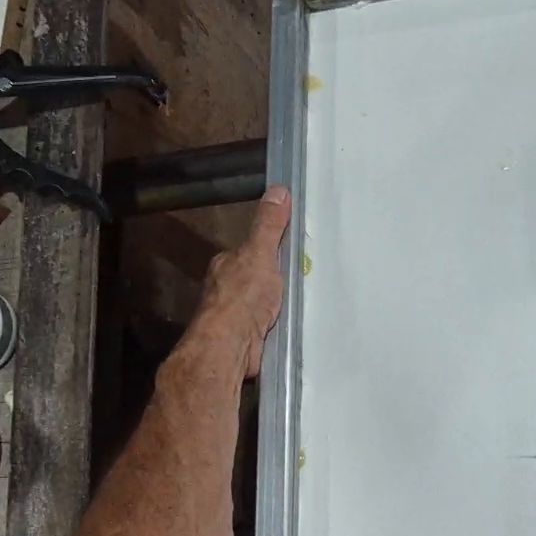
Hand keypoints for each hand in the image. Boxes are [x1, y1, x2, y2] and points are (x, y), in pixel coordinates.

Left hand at [193, 185, 290, 378]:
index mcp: (227, 265)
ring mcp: (236, 316)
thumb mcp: (260, 253)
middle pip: (259, 277)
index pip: (252, 250)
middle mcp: (227, 289)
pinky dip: (281, 325)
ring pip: (264, 303)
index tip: (296, 251)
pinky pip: (268, 325)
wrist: (231, 346)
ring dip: (281, 304)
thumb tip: (279, 189)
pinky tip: (296, 325)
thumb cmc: (243, 297)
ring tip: (307, 302)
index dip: (272, 249)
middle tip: (308, 278)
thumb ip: (269, 225)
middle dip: (279, 280)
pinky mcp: (245, 339)